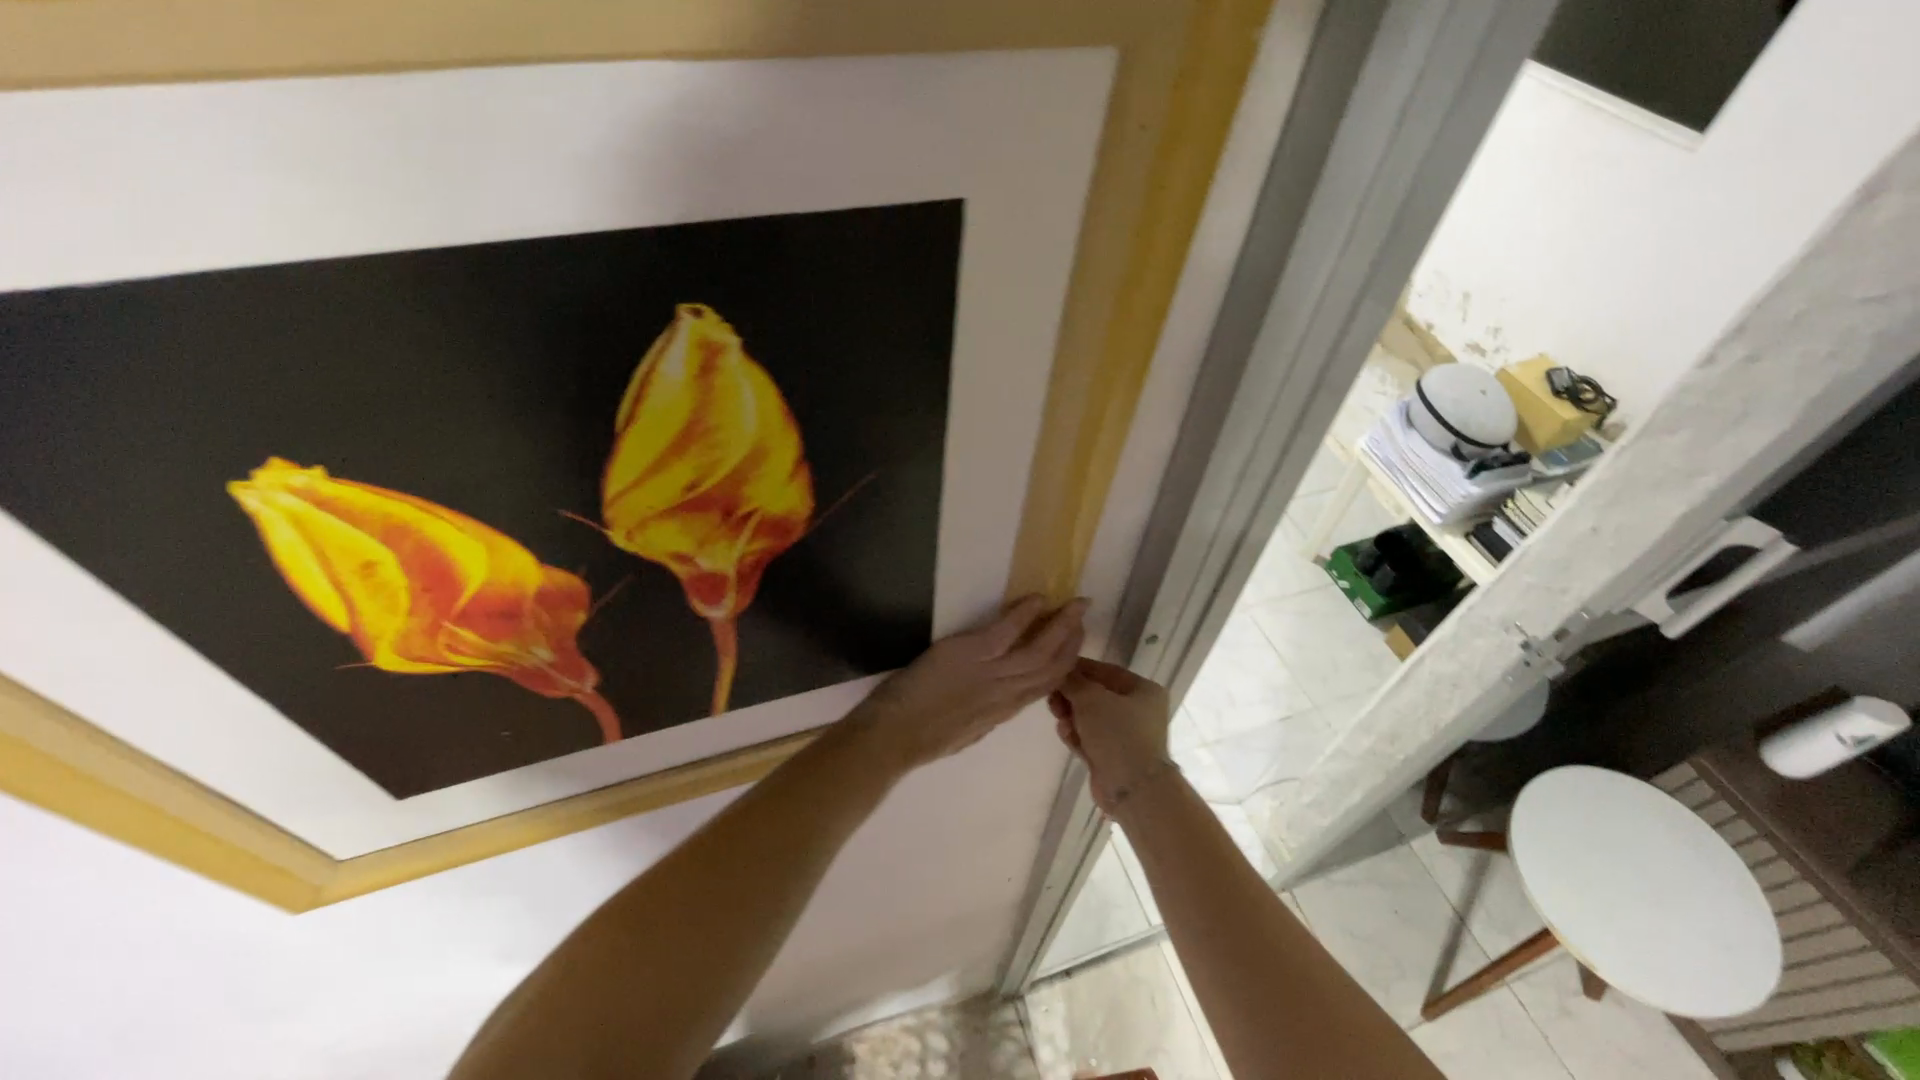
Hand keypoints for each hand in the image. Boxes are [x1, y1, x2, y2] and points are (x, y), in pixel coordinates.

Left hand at [849, 595, 1087, 773]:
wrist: (895, 736)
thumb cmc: (921, 738)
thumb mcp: (967, 733)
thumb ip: (988, 715)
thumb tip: (1000, 703)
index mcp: (1004, 712)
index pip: (1047, 687)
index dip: (1066, 664)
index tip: (1074, 645)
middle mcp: (1007, 694)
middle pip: (1053, 667)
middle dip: (1073, 640)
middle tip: (1083, 615)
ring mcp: (991, 674)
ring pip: (1041, 651)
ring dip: (1062, 625)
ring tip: (1075, 605)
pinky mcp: (971, 655)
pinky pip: (1007, 631)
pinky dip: (1025, 614)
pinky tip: (1037, 599)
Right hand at [1048, 658, 1172, 812]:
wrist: (1132, 788)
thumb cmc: (1117, 733)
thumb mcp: (1091, 699)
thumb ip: (1073, 681)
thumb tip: (1061, 672)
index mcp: (1144, 690)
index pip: (1106, 671)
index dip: (1079, 669)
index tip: (1055, 670)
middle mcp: (1138, 711)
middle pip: (1096, 695)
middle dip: (1071, 697)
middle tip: (1052, 698)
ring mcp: (1126, 735)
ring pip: (1090, 718)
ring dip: (1071, 717)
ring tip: (1058, 718)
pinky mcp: (1112, 756)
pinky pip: (1089, 738)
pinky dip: (1076, 735)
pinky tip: (1065, 734)